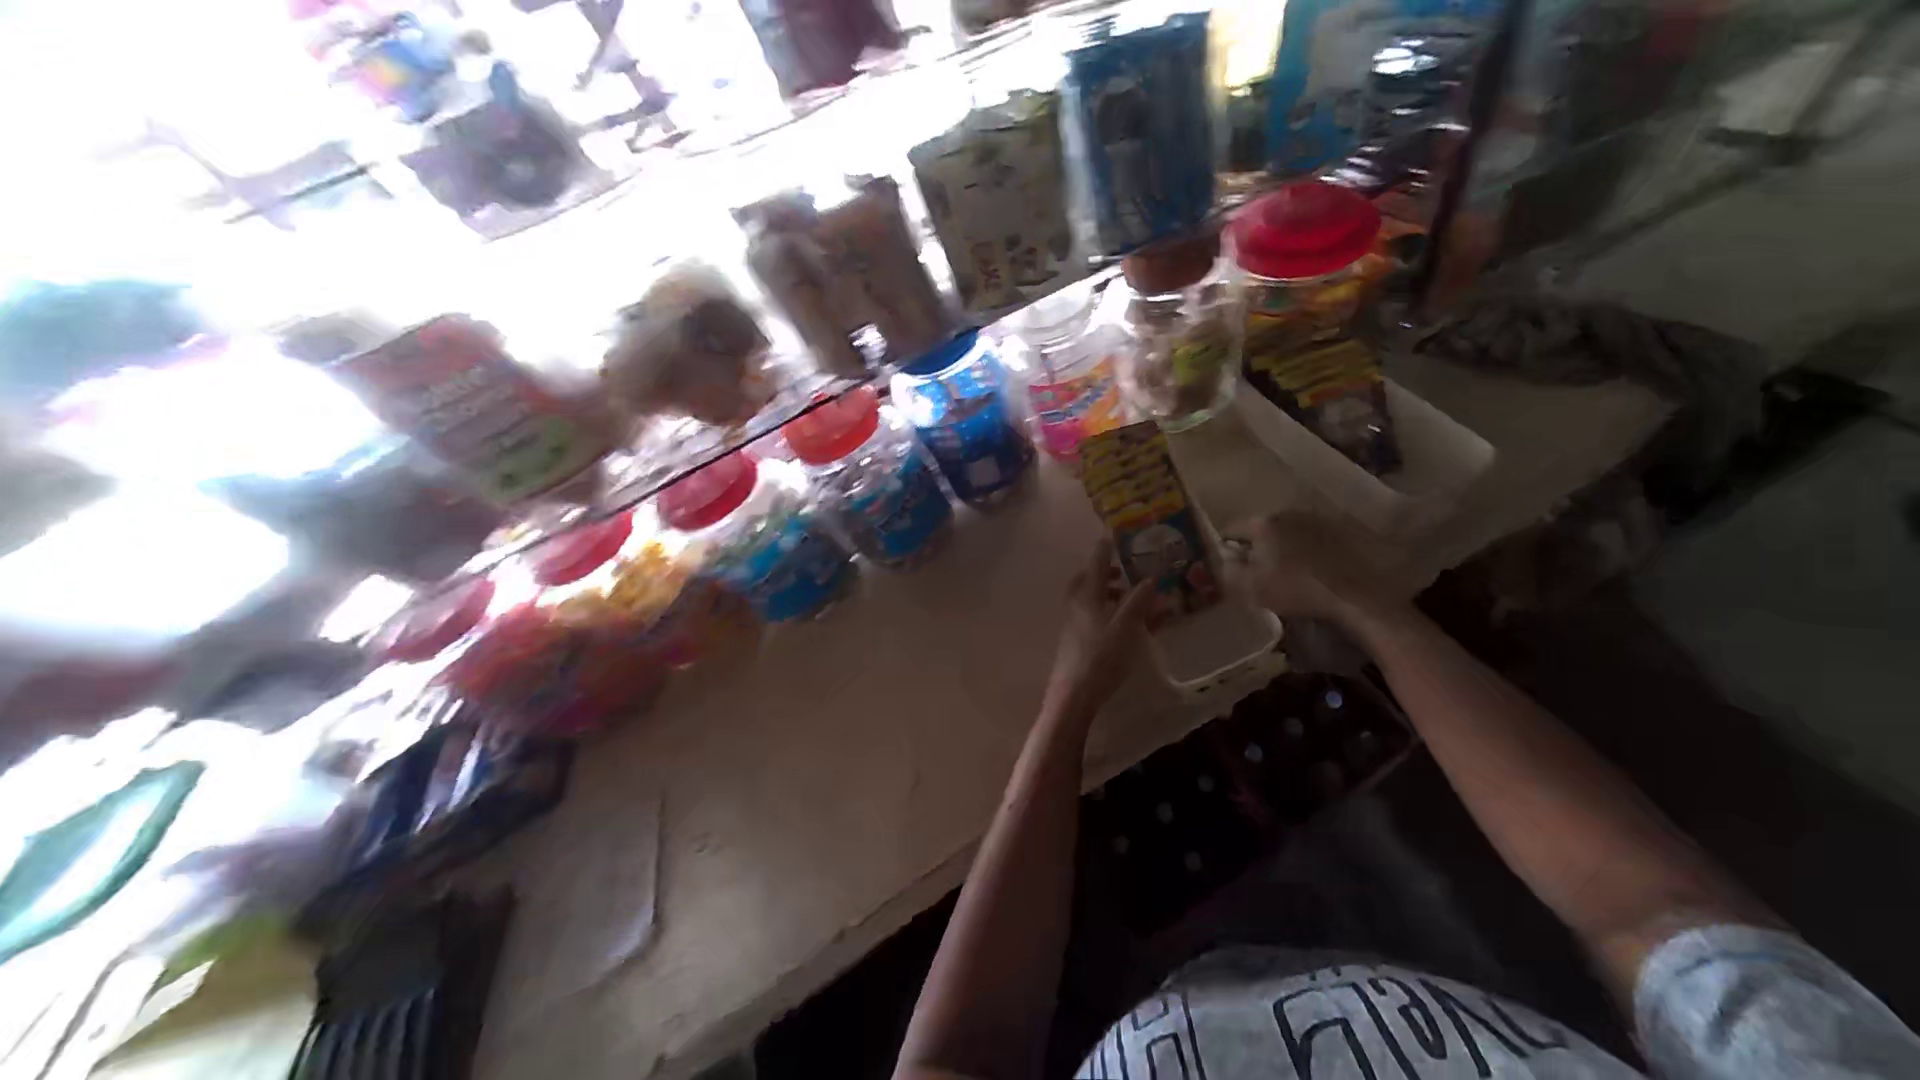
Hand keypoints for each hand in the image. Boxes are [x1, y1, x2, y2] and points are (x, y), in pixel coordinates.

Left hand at [1046, 540, 1154, 718]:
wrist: (1073, 695)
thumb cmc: (1101, 658)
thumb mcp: (1126, 628)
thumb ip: (1138, 602)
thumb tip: (1151, 577)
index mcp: (1086, 597)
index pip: (1095, 565)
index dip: (1104, 550)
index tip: (1111, 536)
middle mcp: (1075, 606)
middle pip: (1085, 580)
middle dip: (1102, 571)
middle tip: (1120, 570)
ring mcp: (1072, 625)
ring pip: (1086, 599)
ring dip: (1104, 591)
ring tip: (1126, 595)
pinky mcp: (1073, 642)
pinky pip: (1088, 615)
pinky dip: (1103, 610)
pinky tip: (1117, 623)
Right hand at [1228, 512, 1399, 625]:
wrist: (1356, 592)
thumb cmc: (1297, 588)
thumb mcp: (1252, 589)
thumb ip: (1229, 574)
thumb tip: (1221, 563)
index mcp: (1262, 523)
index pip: (1231, 530)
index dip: (1226, 549)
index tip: (1228, 566)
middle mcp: (1287, 512)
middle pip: (1261, 529)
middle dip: (1256, 547)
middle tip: (1257, 571)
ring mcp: (1316, 519)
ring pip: (1288, 532)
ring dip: (1283, 548)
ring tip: (1286, 572)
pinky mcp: (1340, 530)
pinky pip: (1311, 538)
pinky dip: (1306, 550)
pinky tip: (1311, 570)